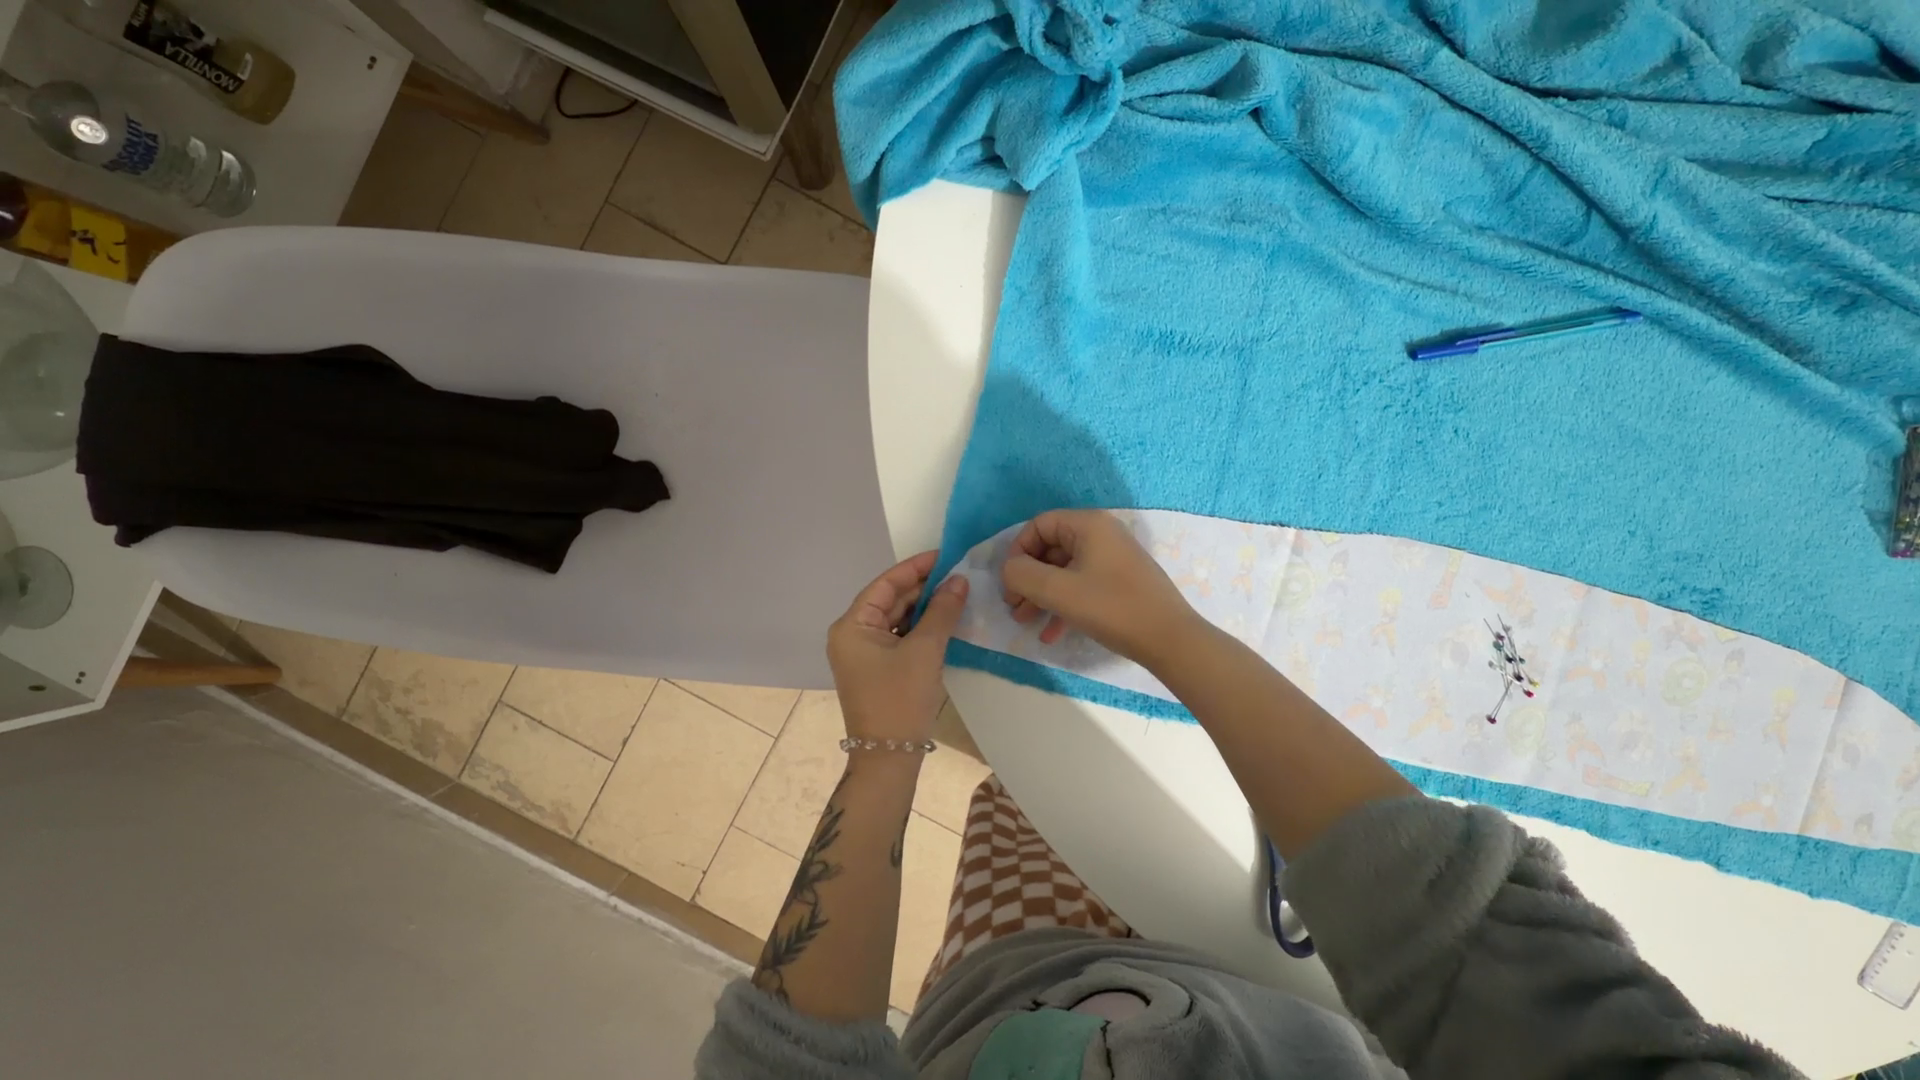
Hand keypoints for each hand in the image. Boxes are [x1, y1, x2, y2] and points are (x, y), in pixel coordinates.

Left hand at [828, 550, 968, 746]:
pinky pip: (899, 638)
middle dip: (923, 587)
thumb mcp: (924, 651)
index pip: (885, 584)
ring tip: (957, 593)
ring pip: (896, 619)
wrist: (889, 756)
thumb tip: (959, 580)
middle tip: (959, 574)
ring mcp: (863, 653)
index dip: (915, 568)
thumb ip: (942, 612)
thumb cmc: (900, 700)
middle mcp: (851, 634)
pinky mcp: (877, 668)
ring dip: (924, 608)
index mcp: (851, 626)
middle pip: (890, 600)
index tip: (945, 554)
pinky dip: (920, 628)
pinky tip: (945, 620)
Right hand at [1001, 509, 1202, 666]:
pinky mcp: (1120, 583)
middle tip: (1013, 608)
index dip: (1018, 551)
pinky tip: (1051, 634)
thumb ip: (1022, 575)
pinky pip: (1081, 586)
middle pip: (1050, 549)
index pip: (1039, 525)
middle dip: (1027, 578)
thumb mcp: (1058, 591)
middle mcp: (1102, 535)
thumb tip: (1009, 570)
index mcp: (1088, 525)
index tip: (1010, 582)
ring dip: (1041, 595)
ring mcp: (1113, 560)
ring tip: (1026, 622)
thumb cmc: (1111, 607)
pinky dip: (1063, 605)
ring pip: (1064, 571)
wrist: (1169, 639)